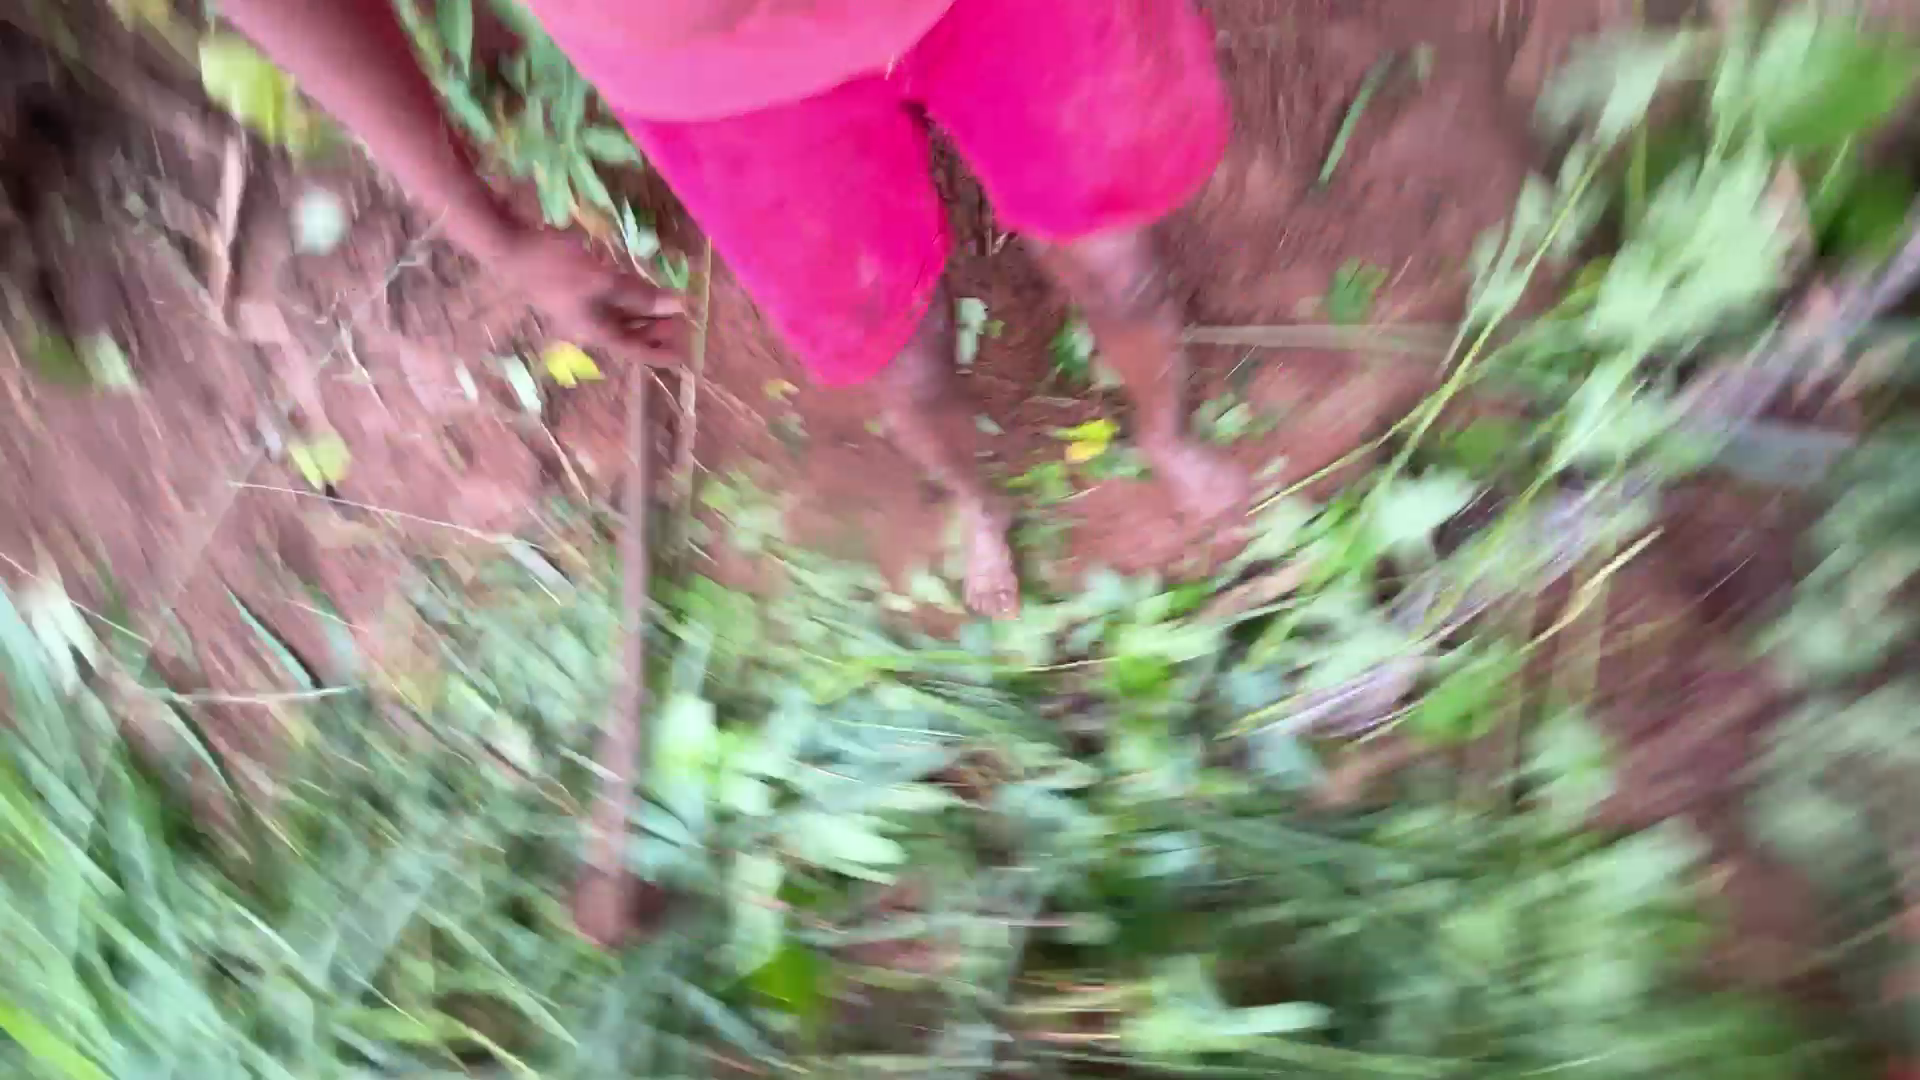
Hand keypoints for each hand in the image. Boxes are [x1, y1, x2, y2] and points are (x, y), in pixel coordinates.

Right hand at [496, 227, 683, 364]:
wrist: (508, 244)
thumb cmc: (556, 266)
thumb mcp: (604, 281)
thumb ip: (641, 296)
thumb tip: (677, 306)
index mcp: (597, 332)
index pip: (637, 351)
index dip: (663, 353)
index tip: (687, 352)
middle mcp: (592, 327)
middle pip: (632, 336)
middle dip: (660, 331)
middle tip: (685, 322)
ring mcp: (583, 309)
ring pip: (624, 318)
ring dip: (648, 314)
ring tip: (672, 305)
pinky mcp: (578, 291)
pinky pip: (612, 302)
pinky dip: (632, 299)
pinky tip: (645, 289)